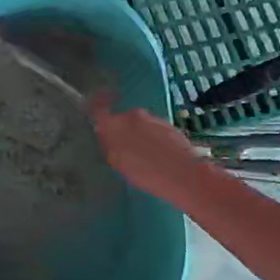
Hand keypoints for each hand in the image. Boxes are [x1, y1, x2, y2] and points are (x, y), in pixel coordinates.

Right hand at [88, 93, 204, 199]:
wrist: (185, 174)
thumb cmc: (148, 173)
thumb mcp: (120, 164)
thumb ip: (110, 146)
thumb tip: (103, 133)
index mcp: (117, 125)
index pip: (100, 108)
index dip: (96, 105)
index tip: (94, 106)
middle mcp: (134, 116)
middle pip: (121, 119)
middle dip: (120, 130)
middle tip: (123, 150)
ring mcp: (153, 119)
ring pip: (139, 124)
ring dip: (138, 135)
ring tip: (144, 157)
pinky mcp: (169, 125)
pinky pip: (153, 129)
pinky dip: (152, 138)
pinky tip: (158, 156)